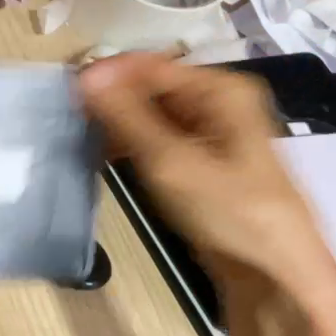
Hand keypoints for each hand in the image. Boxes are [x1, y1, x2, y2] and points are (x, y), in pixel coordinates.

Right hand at [79, 53, 335, 319]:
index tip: (63, 96)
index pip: (146, 65)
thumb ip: (125, 115)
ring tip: (78, 140)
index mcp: (221, 89)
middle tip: (66, 121)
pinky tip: (101, 158)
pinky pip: (150, 136)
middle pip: (145, 86)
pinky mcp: (195, 157)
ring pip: (143, 112)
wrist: (273, 271)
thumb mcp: (170, 161)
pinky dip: (124, 144)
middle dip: (106, 101)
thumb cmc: (230, 212)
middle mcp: (216, 101)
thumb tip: (83, 74)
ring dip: (112, 125)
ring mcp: (206, 130)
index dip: (103, 76)